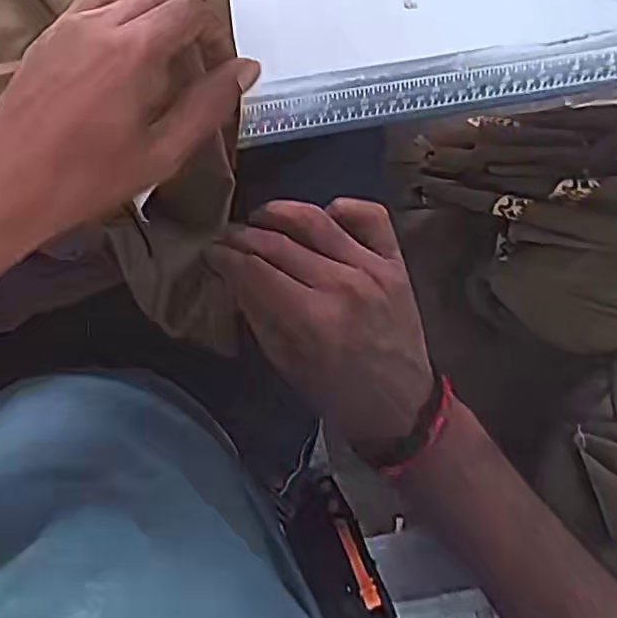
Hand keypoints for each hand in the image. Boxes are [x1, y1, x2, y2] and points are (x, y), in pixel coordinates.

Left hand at [0, 0, 259, 288]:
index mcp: (131, 50)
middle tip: (197, 58)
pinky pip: (90, 0)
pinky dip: (117, 8)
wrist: (4, 188)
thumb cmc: (79, 180)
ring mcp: (65, 27)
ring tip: (162, 41)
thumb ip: (207, 105)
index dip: (216, 31)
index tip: (220, 61)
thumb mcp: (160, 153)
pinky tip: (120, 52)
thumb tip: (243, 70)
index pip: (189, 10)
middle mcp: (96, 25)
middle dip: (188, 17)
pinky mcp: (45, 38)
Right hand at [210, 199, 434, 452]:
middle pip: (276, 241)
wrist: (405, 409)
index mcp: (314, 320)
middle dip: (241, 236)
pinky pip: (368, 216)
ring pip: (314, 219)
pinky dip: (342, 208)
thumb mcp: (284, 362)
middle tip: (226, 238)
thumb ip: (255, 312)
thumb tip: (230, 272)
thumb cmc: (337, 392)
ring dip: (278, 212)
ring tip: (260, 220)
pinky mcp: (395, 261)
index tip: (211, 253)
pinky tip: (323, 219)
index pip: (253, 269)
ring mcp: (373, 269)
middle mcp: (343, 286)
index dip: (224, 257)